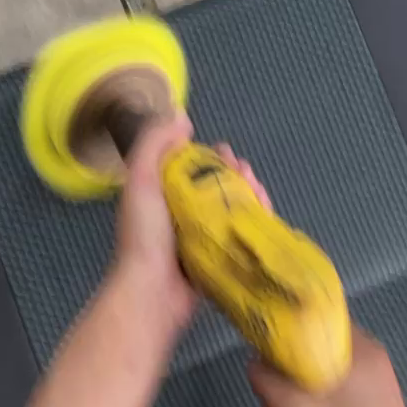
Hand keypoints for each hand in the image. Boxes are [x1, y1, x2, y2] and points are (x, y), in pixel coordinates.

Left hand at [108, 115, 269, 348]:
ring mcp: (199, 239)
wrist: (151, 292)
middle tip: (248, 173)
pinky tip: (264, 216)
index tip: (227, 152)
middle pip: (215, 188)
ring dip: (249, 197)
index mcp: (159, 195)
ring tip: (259, 191)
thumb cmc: (145, 235)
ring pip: (231, 211)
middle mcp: (179, 215)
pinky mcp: (216, 260)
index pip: (190, 168)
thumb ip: (156, 143)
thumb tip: (180, 114)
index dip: (210, 157)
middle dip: (236, 176)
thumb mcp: (142, 179)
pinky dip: (254, 225)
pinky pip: (240, 238)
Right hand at [247, 330, 406, 406]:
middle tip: (277, 404)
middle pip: (316, 349)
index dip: (284, 332)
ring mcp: (379, 386)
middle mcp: (373, 360)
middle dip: (290, 373)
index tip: (264, 356)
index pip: (314, 318)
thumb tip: (255, 361)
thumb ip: (266, 379)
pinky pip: (338, 396)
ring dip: (301, 397)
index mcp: (362, 348)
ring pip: (324, 376)